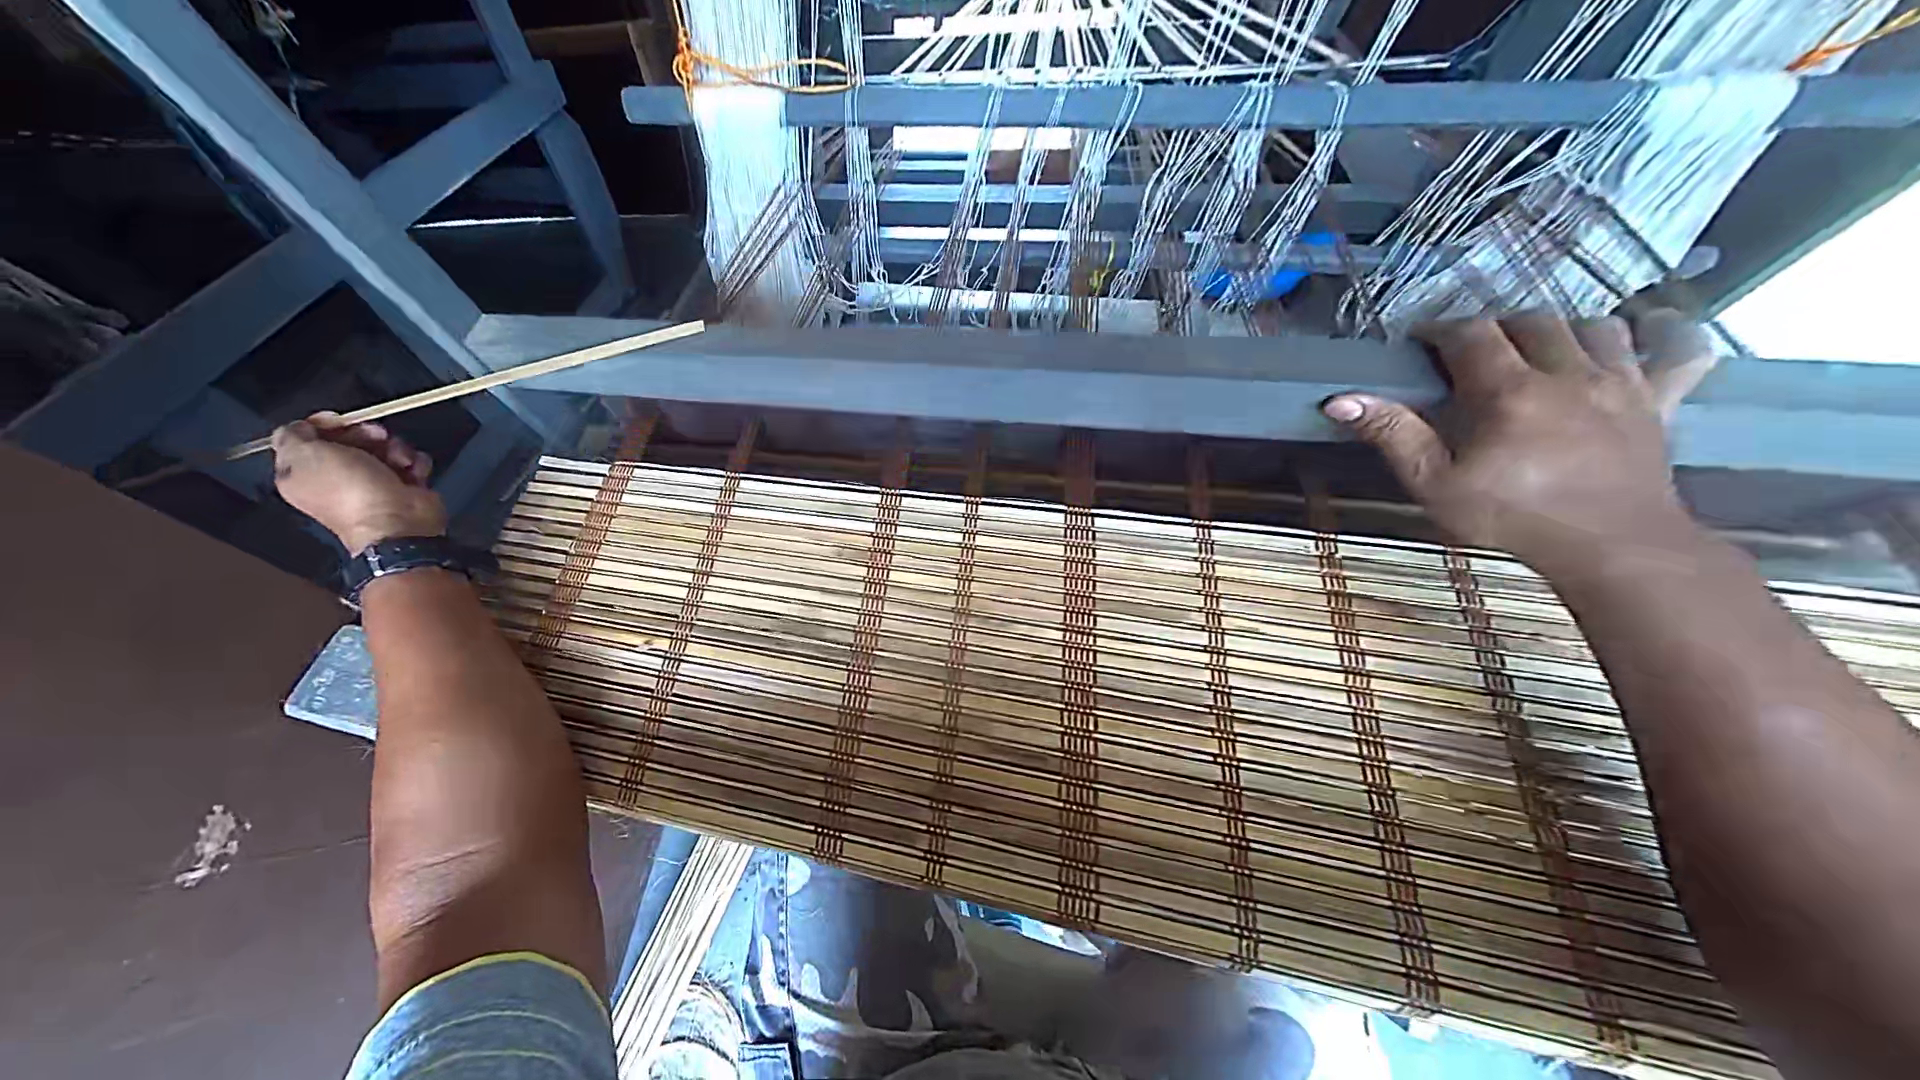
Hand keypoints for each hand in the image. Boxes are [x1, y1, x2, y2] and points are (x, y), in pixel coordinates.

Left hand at [271, 412, 446, 552]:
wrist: (398, 520)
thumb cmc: (349, 488)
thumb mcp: (306, 455)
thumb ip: (292, 435)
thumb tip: (300, 428)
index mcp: (303, 473)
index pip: (308, 437)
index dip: (323, 424)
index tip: (339, 419)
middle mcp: (335, 477)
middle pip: (349, 440)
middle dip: (365, 434)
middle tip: (377, 436)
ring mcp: (372, 482)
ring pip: (384, 448)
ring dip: (396, 449)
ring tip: (400, 461)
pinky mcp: (404, 486)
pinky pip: (410, 462)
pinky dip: (415, 463)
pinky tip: (413, 472)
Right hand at [1321, 311, 1716, 571]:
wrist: (1612, 546)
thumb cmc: (1512, 517)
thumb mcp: (1435, 483)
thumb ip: (1393, 435)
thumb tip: (1341, 400)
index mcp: (1510, 391)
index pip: (1471, 335)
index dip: (1441, 330)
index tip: (1419, 340)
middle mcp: (1569, 373)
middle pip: (1532, 320)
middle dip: (1495, 326)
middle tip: (1469, 350)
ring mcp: (1622, 382)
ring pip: (1593, 325)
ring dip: (1558, 327)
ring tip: (1534, 348)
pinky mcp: (1661, 401)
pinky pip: (1677, 349)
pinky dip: (1661, 333)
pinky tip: (1642, 333)